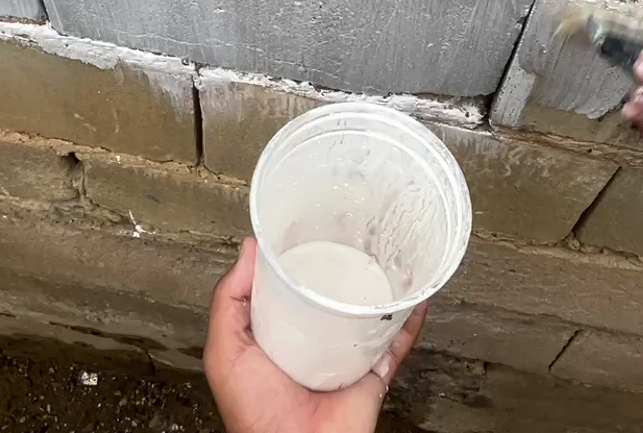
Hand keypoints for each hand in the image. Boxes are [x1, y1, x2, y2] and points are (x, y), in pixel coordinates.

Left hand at [204, 237, 426, 432]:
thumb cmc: (256, 416)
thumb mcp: (227, 353)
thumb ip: (229, 302)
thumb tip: (247, 251)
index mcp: (280, 334)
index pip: (289, 287)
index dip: (296, 257)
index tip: (303, 229)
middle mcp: (315, 341)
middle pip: (332, 293)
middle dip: (341, 265)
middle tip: (348, 234)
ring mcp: (346, 355)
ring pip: (368, 311)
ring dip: (379, 286)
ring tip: (386, 255)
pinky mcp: (373, 370)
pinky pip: (397, 340)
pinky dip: (409, 318)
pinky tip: (415, 295)